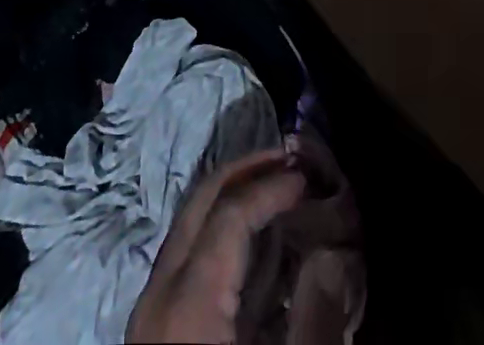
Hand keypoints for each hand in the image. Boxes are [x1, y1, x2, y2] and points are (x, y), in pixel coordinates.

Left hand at [127, 149, 304, 343]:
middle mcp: (159, 291)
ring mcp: (148, 306)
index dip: (271, 187)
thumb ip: (314, 319)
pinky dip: (217, 229)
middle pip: (199, 203)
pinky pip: (183, 254)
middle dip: (245, 172)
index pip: (229, 214)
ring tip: (274, 188)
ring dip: (231, 197)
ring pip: (187, 224)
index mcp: (190, 301)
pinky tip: (250, 240)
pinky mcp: (151, 322)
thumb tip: (334, 257)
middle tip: (289, 161)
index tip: (305, 177)